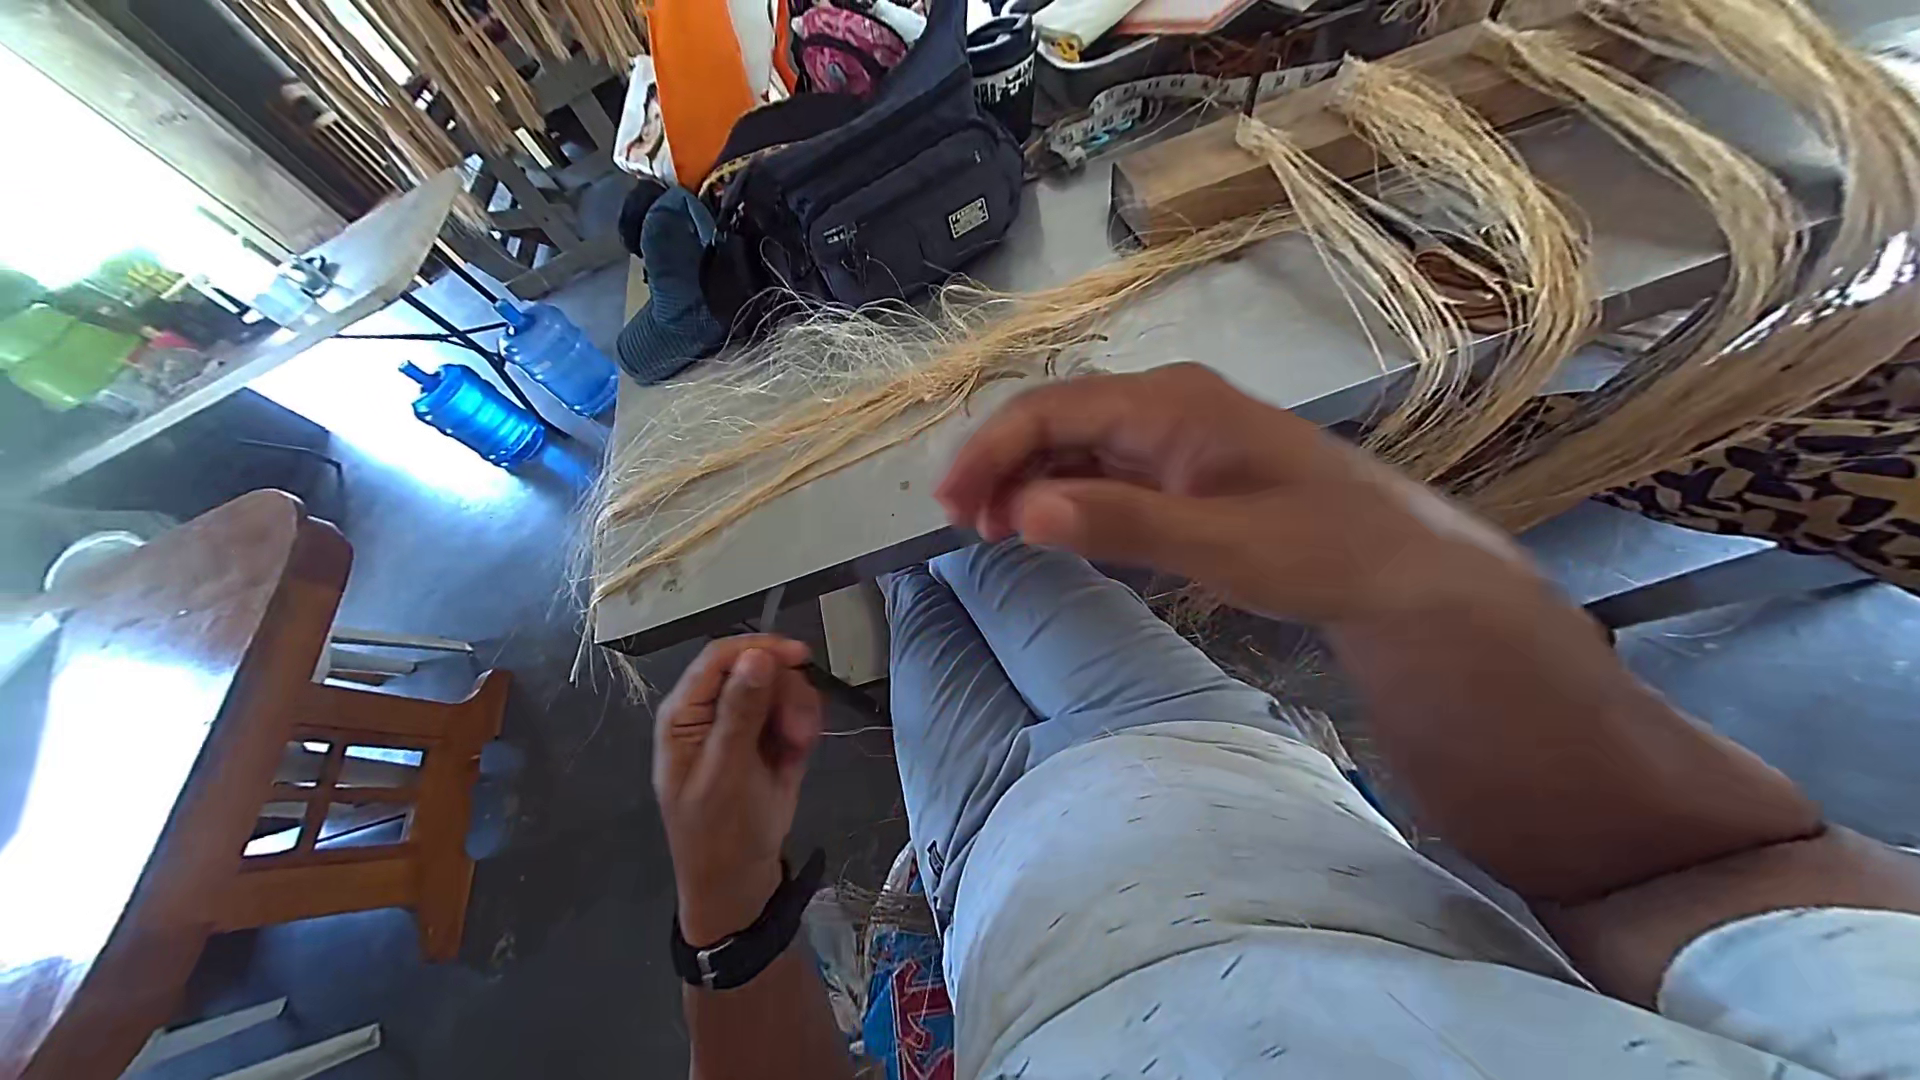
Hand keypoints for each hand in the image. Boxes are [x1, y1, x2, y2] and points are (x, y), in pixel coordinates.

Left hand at [654, 635, 821, 943]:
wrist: (741, 881)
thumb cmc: (721, 833)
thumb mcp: (728, 773)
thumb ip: (741, 711)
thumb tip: (757, 654)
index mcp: (685, 714)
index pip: (720, 657)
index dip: (760, 649)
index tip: (800, 657)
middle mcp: (713, 709)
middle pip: (759, 668)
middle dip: (786, 693)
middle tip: (799, 731)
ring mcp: (743, 721)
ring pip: (782, 685)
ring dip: (799, 711)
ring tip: (798, 748)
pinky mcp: (769, 734)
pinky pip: (795, 707)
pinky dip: (804, 724)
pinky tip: (799, 751)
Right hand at [935, 363, 1537, 625]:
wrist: (1396, 567)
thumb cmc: (1322, 548)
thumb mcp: (1223, 543)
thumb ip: (1124, 524)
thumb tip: (1023, 512)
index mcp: (1168, 404)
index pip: (1051, 410)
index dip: (990, 452)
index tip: (949, 504)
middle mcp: (1160, 405)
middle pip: (1053, 420)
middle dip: (998, 466)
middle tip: (963, 524)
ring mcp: (1167, 435)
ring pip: (1070, 446)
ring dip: (1023, 481)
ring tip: (992, 530)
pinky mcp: (1174, 466)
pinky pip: (1098, 470)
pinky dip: (1060, 495)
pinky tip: (1044, 524)